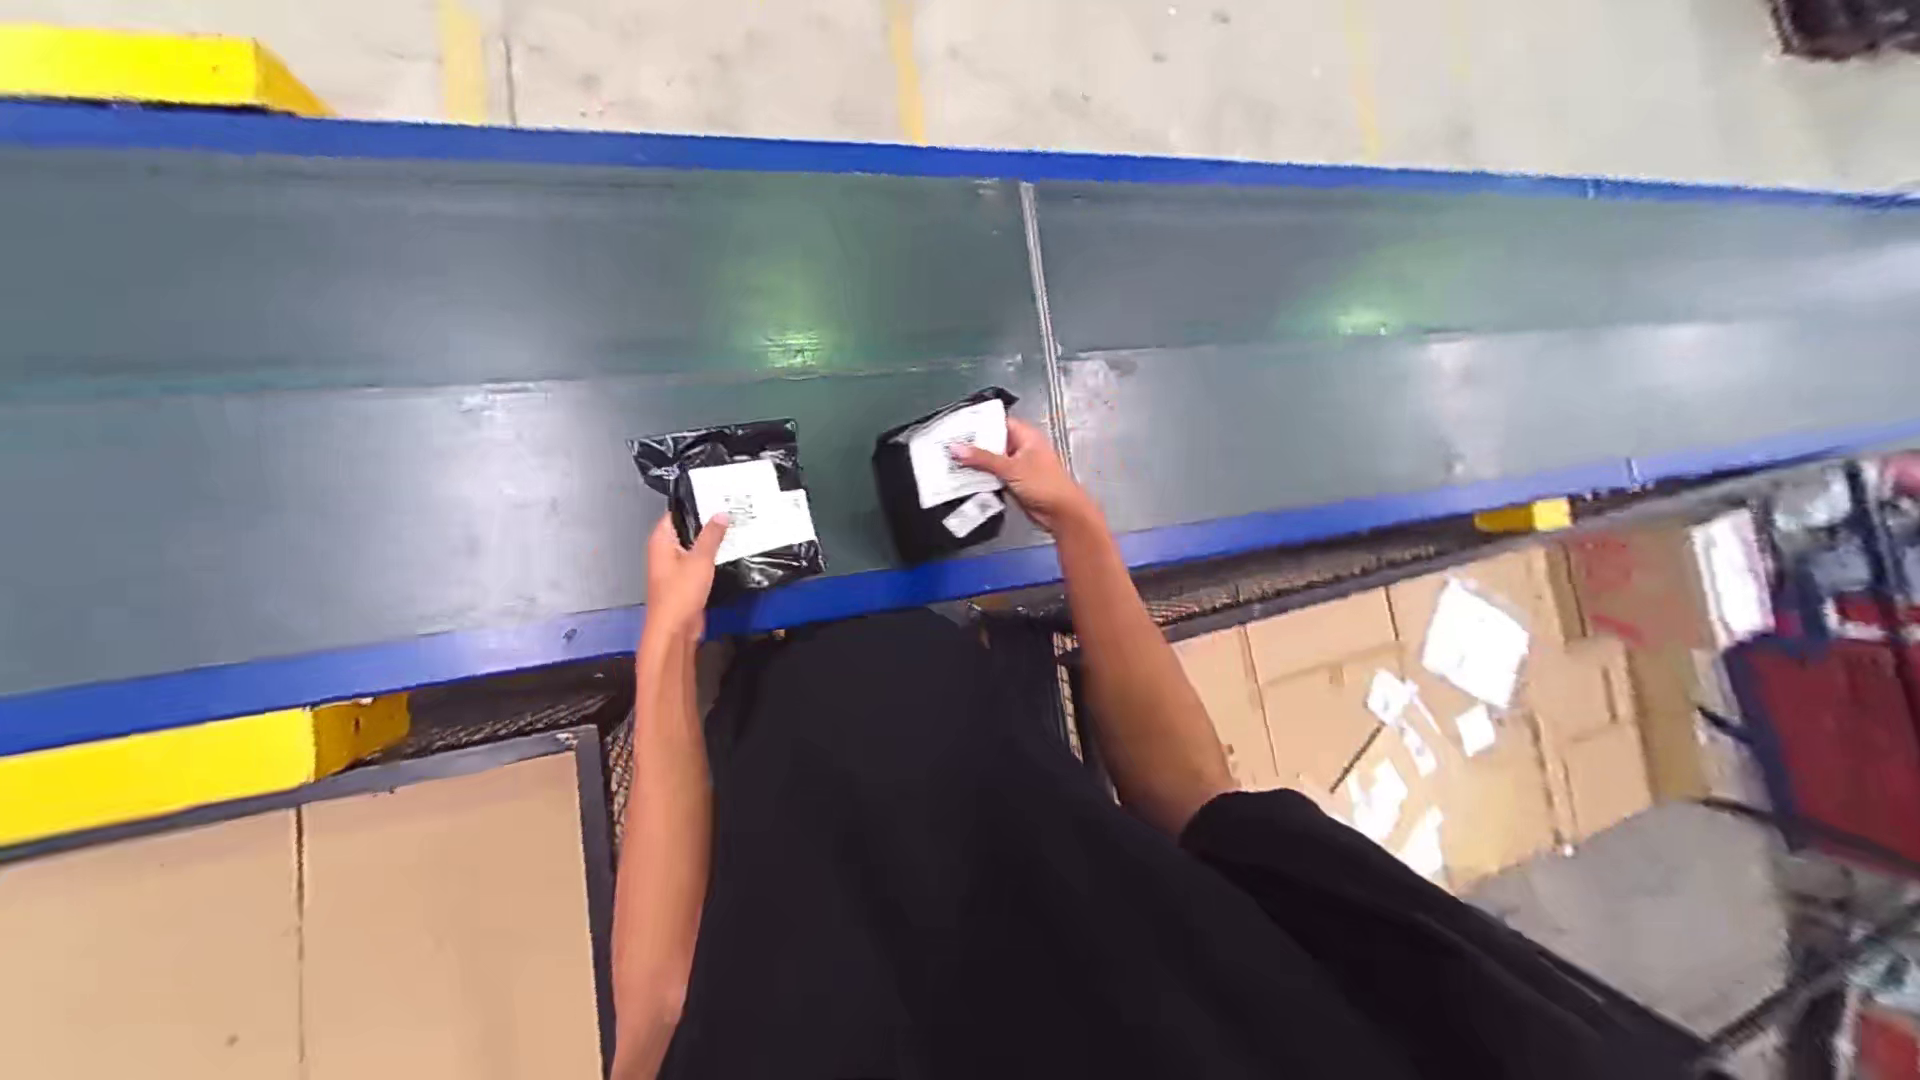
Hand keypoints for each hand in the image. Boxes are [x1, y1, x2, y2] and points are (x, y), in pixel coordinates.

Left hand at [642, 512, 729, 641]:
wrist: (675, 629)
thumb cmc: (681, 592)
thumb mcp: (700, 559)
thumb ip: (712, 535)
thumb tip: (721, 513)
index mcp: (661, 541)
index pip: (677, 513)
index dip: (696, 504)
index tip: (719, 496)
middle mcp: (666, 551)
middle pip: (688, 529)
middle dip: (709, 522)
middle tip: (734, 510)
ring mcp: (676, 566)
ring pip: (696, 546)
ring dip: (714, 540)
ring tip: (737, 527)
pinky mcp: (687, 579)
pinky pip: (701, 561)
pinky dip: (714, 556)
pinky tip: (732, 551)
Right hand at [953, 417, 1099, 535]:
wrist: (1061, 513)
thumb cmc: (1042, 484)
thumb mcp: (1011, 468)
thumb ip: (981, 458)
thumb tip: (954, 447)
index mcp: (1026, 435)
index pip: (998, 422)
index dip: (978, 423)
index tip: (955, 426)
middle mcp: (1021, 447)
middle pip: (992, 442)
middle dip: (972, 445)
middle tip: (946, 444)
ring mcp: (1017, 466)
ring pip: (991, 460)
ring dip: (975, 463)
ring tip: (948, 460)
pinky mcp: (1013, 482)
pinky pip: (993, 476)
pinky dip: (981, 477)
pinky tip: (961, 477)